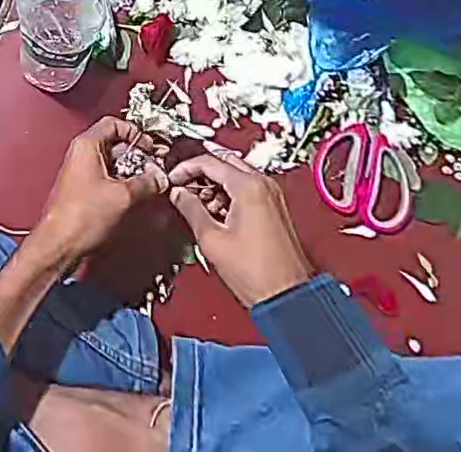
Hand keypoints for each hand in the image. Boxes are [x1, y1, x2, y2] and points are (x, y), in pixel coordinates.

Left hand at [28, 117, 170, 264]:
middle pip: (115, 143)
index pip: (114, 123)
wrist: (59, 245)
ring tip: (146, 182)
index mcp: (87, 145)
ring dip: (131, 171)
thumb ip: (146, 182)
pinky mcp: (83, 189)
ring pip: (112, 162)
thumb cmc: (79, 217)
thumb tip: (158, 178)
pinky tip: (133, 196)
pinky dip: (121, 183)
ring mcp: (81, 172)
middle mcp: (82, 154)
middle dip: (137, 154)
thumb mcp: (123, 196)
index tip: (149, 147)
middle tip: (152, 165)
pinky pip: (106, 177)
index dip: (135, 132)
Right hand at [168, 151, 316, 307]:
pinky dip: (229, 195)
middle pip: (224, 163)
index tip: (173, 178)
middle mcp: (263, 184)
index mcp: (249, 186)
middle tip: (183, 188)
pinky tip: (216, 214)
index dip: (185, 168)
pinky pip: (247, 190)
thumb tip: (179, 195)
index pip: (209, 162)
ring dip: (214, 185)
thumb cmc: (258, 274)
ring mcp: (271, 195)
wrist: (287, 297)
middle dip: (200, 174)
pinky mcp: (274, 207)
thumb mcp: (212, 240)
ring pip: (235, 176)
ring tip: (197, 205)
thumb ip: (191, 210)